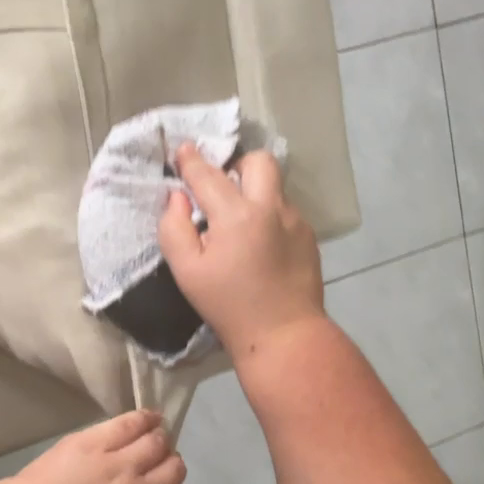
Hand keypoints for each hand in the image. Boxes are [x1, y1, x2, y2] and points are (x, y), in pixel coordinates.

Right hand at [158, 144, 324, 357]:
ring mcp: (295, 220)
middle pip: (258, 162)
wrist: (284, 333)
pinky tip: (260, 247)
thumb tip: (177, 198)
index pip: (208, 175)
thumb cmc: (228, 305)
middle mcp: (270, 208)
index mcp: (236, 215)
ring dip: (254, 193)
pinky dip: (268, 217)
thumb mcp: (187, 271)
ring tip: (239, 225)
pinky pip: (284, 212)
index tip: (183, 150)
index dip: (191, 160)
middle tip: (221, 187)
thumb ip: (174, 228)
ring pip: (274, 187)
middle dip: (237, 165)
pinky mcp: (308, 236)